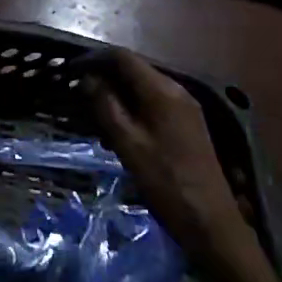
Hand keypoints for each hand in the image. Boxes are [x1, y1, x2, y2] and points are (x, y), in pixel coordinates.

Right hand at [83, 48, 249, 261]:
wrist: (211, 223)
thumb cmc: (165, 182)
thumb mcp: (127, 144)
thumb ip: (105, 105)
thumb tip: (88, 78)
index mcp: (162, 90)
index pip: (123, 57)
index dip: (94, 59)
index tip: (71, 70)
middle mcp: (177, 90)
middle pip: (134, 71)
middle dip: (105, 78)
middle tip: (79, 96)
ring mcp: (185, 108)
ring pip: (143, 89)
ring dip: (117, 96)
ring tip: (94, 118)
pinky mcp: (188, 125)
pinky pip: (154, 104)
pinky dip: (133, 110)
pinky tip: (119, 134)